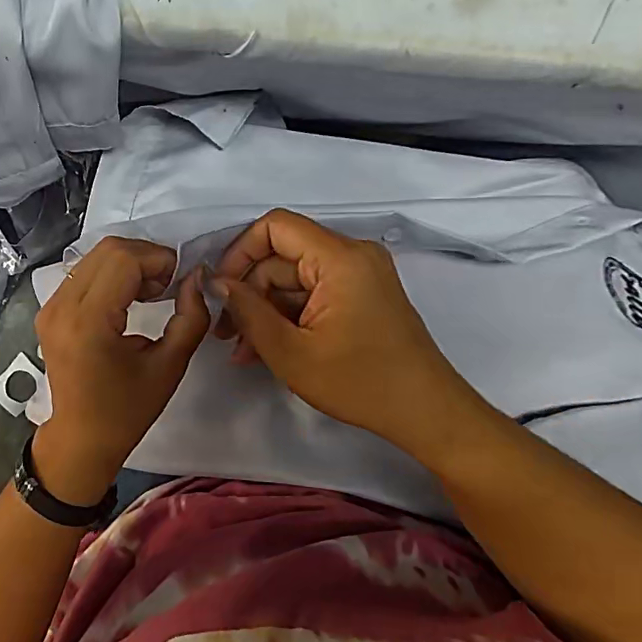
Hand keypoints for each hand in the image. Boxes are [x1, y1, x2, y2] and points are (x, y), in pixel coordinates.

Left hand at [32, 237, 208, 504]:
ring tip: (151, 292)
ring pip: (94, 256)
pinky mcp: (49, 310)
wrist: (81, 438)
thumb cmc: (127, 410)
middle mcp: (61, 307)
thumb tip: (197, 276)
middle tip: (167, 286)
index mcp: (88, 322)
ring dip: (128, 263)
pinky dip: (111, 274)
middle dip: (145, 258)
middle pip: (107, 250)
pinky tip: (128, 298)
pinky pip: (83, 272)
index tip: (179, 281)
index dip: (158, 260)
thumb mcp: (169, 366)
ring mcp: (50, 307)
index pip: (123, 260)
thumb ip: (191, 317)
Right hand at [212, 209, 482, 442]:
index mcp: (341, 258)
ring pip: (292, 278)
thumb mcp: (289, 351)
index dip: (239, 252)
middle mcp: (352, 255)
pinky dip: (287, 315)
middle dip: (249, 291)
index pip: (275, 227)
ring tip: (243, 350)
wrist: (426, 415)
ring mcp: (359, 274)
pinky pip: (312, 292)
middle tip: (225, 332)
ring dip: (265, 309)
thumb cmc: (360, 383)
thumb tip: (215, 282)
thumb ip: (246, 310)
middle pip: (282, 256)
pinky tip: (266, 347)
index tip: (221, 288)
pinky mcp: (361, 294)